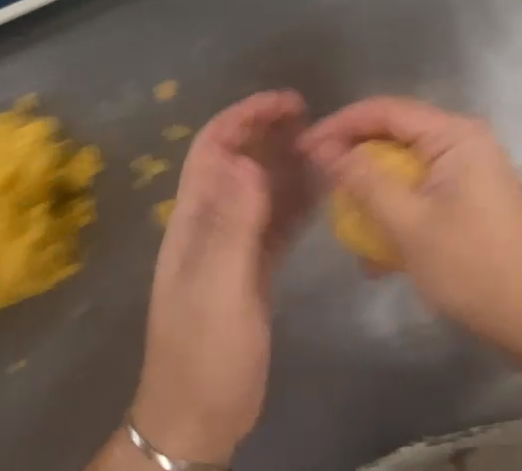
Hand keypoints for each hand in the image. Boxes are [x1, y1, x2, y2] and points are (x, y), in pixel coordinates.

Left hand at [130, 90, 310, 465]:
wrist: (197, 419)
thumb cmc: (204, 354)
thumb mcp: (219, 289)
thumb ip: (233, 225)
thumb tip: (247, 160)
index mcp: (194, 220)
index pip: (214, 148)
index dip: (245, 117)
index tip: (288, 102)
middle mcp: (211, 224)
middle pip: (239, 160)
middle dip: (270, 132)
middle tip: (316, 119)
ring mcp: (231, 247)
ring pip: (261, 188)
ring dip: (288, 163)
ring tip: (326, 148)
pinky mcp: (252, 270)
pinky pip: (276, 222)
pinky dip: (297, 201)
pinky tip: (323, 193)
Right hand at [300, 97, 521, 343]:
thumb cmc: (472, 267)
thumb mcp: (408, 224)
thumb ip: (364, 181)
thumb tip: (323, 148)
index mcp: (455, 135)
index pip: (385, 110)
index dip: (340, 125)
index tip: (303, 149)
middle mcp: (464, 141)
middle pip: (394, 136)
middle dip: (355, 161)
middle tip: (318, 183)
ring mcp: (469, 170)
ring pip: (404, 167)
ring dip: (373, 194)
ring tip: (344, 223)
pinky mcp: (470, 198)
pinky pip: (421, 192)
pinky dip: (397, 213)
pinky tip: (377, 255)